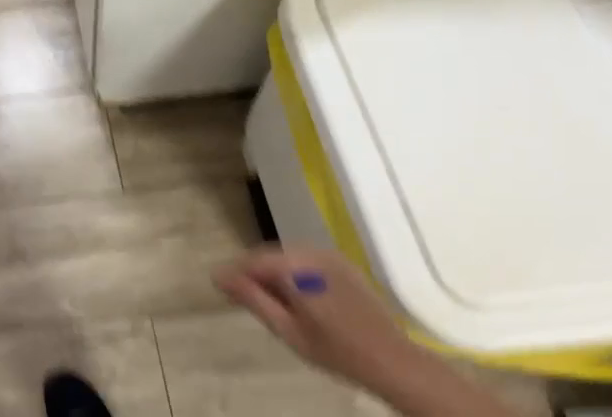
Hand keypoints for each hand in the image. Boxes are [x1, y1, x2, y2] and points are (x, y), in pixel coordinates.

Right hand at [213, 246, 429, 395]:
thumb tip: (220, 276)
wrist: (392, 360)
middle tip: (242, 296)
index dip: (234, 272)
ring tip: (268, 298)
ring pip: (288, 256)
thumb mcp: (287, 330)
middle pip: (270, 255)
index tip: (219, 286)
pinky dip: (295, 272)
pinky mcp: (343, 263)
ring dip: (274, 272)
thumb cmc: (335, 351)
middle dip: (254, 272)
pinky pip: (307, 260)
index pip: (252, 260)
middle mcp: (311, 252)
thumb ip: (253, 299)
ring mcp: (330, 255)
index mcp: (295, 267)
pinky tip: (296, 296)